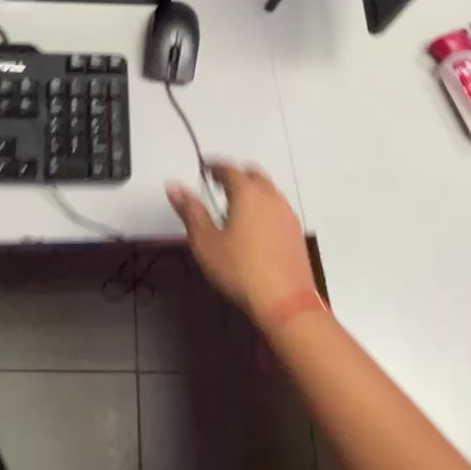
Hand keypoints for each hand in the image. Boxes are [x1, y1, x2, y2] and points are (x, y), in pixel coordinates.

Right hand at [166, 161, 318, 326]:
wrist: (285, 302)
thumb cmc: (239, 270)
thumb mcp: (206, 242)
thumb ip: (190, 211)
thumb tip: (173, 186)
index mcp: (247, 194)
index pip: (229, 169)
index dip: (215, 167)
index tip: (204, 169)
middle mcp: (270, 197)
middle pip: (253, 174)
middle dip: (236, 175)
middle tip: (219, 185)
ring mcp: (287, 214)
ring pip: (269, 190)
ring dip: (252, 190)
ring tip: (235, 208)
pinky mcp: (296, 232)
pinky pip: (278, 207)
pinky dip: (264, 206)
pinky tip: (254, 228)